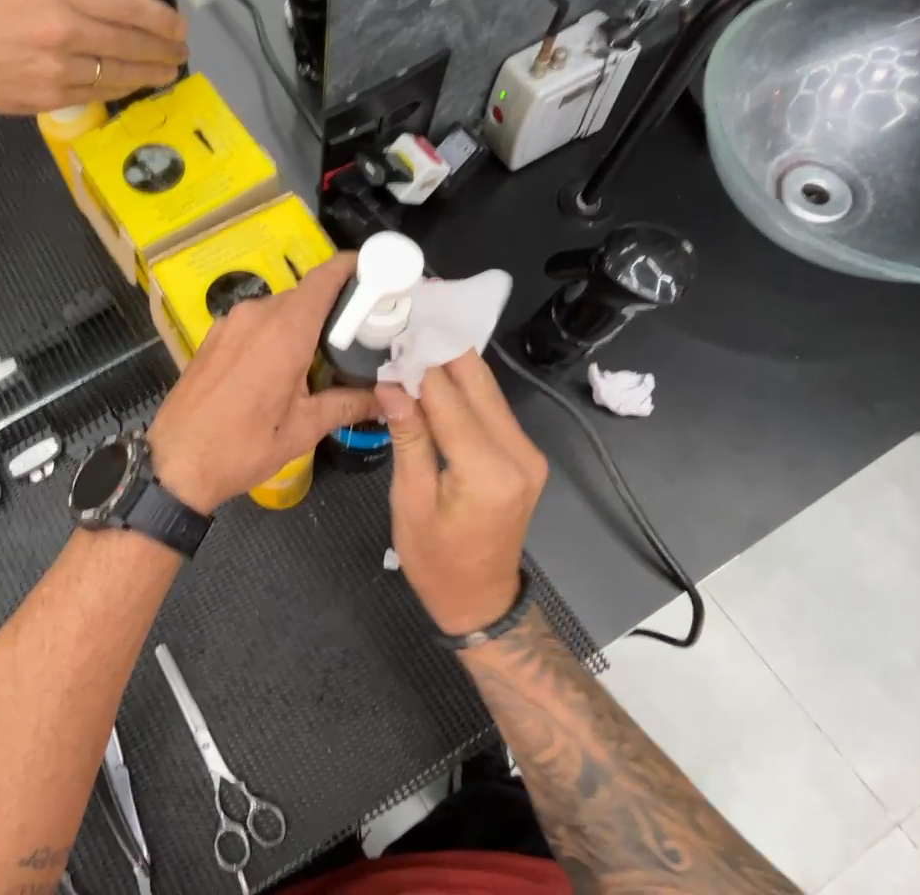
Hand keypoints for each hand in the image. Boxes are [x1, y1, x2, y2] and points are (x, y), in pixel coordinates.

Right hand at [0, 0, 187, 114]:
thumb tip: (124, 15)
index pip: (127, 6)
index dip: (161, 19)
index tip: (179, 26)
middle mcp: (64, 29)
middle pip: (131, 42)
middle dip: (164, 50)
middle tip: (182, 52)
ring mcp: (60, 68)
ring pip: (120, 72)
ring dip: (151, 74)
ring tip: (169, 71)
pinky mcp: (53, 96)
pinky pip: (100, 93)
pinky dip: (123, 88)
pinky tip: (137, 85)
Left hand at [147, 255, 377, 514]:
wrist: (176, 463)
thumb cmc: (243, 447)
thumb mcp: (304, 429)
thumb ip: (347, 405)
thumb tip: (384, 399)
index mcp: (285, 330)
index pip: (326, 276)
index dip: (354, 267)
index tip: (379, 273)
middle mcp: (257, 315)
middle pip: (306, 294)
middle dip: (336, 306)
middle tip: (364, 331)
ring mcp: (231, 324)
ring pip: (280, 309)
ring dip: (306, 323)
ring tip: (329, 353)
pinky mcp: (214, 337)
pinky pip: (256, 323)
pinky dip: (278, 333)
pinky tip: (288, 365)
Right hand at [379, 353, 549, 634]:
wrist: (481, 599)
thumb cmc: (436, 562)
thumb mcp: (410, 503)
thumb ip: (408, 439)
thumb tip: (392, 385)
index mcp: (488, 471)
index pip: (449, 399)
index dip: (419, 364)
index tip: (394, 331)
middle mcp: (519, 454)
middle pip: (478, 383)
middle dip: (442, 350)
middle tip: (407, 321)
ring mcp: (527, 453)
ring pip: (488, 390)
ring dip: (453, 364)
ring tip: (415, 340)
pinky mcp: (525, 455)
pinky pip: (492, 409)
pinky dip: (464, 388)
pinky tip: (436, 374)